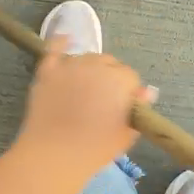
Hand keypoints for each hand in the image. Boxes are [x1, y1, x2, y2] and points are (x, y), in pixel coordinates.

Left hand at [13, 37, 152, 174]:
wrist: (54, 154)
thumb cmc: (95, 149)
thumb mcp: (126, 133)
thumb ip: (137, 109)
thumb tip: (146, 93)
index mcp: (119, 80)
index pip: (130, 77)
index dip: (127, 92)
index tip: (122, 107)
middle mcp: (96, 65)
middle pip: (108, 63)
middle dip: (109, 78)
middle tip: (103, 101)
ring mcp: (69, 66)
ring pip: (85, 58)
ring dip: (89, 68)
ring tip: (85, 88)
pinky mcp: (47, 72)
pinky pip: (54, 49)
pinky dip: (60, 43)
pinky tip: (65, 40)